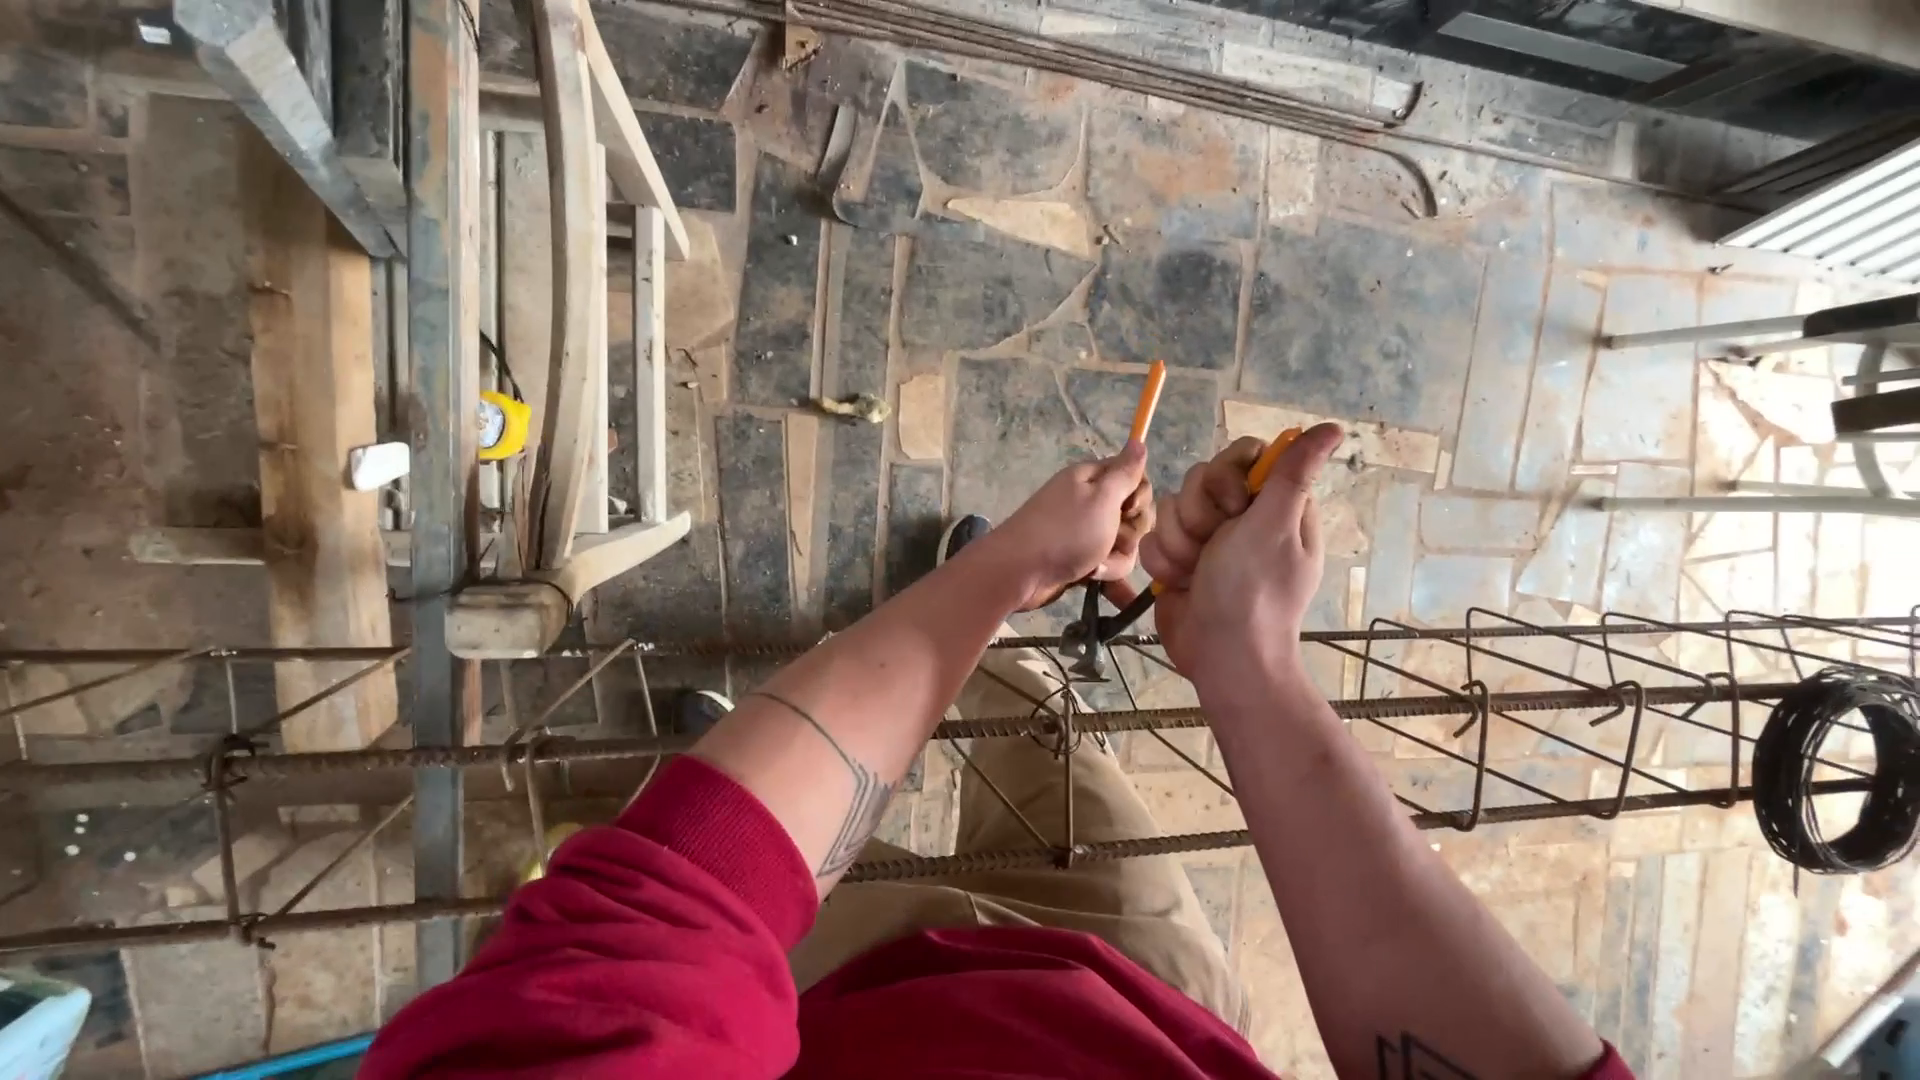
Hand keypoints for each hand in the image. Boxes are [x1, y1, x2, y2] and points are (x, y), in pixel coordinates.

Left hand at [984, 442, 1153, 611]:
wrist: (1020, 572)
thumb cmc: (1064, 532)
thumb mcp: (1101, 497)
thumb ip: (1125, 473)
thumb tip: (1138, 441)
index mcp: (1092, 480)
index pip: (1135, 478)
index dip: (1139, 496)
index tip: (1128, 509)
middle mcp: (1089, 503)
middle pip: (1133, 516)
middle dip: (1129, 534)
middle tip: (1111, 539)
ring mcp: (1084, 534)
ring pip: (1123, 546)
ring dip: (1116, 561)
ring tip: (1095, 568)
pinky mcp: (1081, 561)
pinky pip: (1109, 567)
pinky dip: (1112, 580)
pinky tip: (1117, 595)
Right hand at [1138, 423, 1341, 684]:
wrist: (1221, 652)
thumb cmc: (1253, 590)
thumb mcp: (1276, 525)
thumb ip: (1291, 472)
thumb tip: (1332, 427)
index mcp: (1274, 505)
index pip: (1241, 455)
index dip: (1227, 475)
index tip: (1234, 505)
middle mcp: (1240, 518)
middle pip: (1198, 479)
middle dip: (1199, 516)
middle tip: (1215, 546)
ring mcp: (1206, 540)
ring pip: (1171, 509)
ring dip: (1180, 544)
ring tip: (1197, 573)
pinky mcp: (1177, 560)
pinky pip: (1154, 539)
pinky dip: (1164, 564)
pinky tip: (1180, 583)